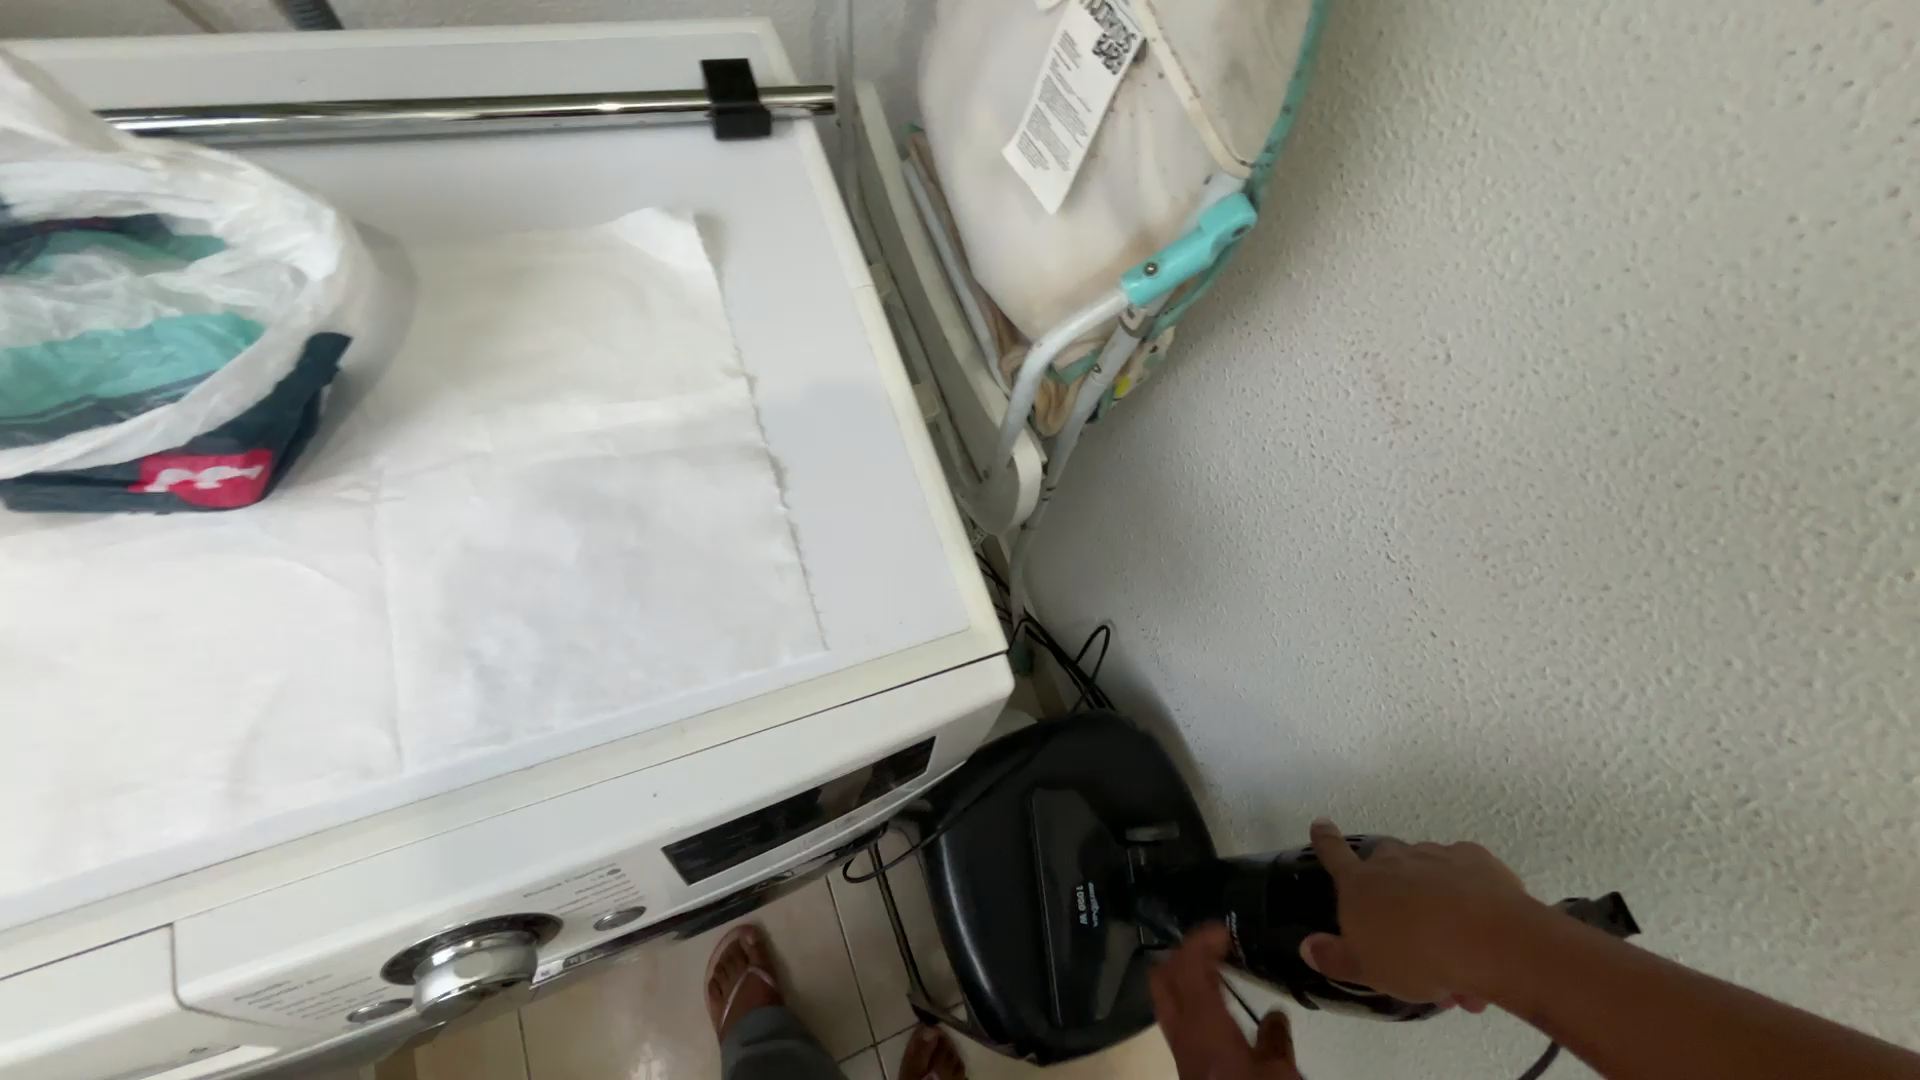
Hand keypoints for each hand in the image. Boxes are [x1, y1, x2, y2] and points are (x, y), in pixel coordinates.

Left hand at [1151, 924, 1302, 1079]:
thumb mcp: (1282, 1077)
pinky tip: (1222, 1006)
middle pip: (1162, 975)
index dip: (1201, 939)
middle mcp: (1182, 1033)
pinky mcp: (1186, 1066)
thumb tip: (1275, 1016)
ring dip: (1185, 975)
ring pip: (1166, 997)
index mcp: (1204, 1027)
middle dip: (1183, 952)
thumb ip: (1275, 1041)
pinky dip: (1192, 1000)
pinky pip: (1178, 1019)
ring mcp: (1179, 1050)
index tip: (1225, 929)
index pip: (1186, 965)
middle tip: (1216, 945)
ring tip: (1220, 968)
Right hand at [1302, 819, 1545, 1010]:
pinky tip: (1481, 917)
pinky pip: (1466, 870)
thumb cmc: (1416, 956)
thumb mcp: (1367, 969)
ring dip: (1435, 898)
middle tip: (1410, 928)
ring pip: (1428, 871)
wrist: (1489, 942)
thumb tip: (1306, 947)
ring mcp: (1434, 855)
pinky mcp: (1475, 859)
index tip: (1321, 824)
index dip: (1325, 839)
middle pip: (1385, 860)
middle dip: (1392, 884)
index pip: (1333, 853)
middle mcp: (1393, 861)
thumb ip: (1334, 957)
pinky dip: (1469, 888)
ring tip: (1455, 944)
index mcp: (1360, 883)